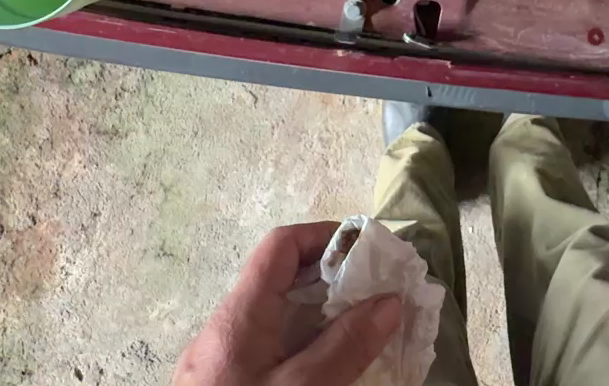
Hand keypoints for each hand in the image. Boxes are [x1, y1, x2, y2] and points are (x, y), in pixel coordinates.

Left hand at [173, 222, 402, 385]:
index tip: (368, 250)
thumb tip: (390, 301)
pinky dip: (303, 349)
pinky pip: (268, 352)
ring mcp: (218, 366)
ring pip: (276, 319)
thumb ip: (346, 346)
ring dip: (322, 317)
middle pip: (280, 281)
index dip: (325, 235)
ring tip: (364, 332)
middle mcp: (222, 333)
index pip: (281, 246)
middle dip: (333, 279)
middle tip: (377, 294)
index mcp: (237, 319)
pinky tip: (330, 372)